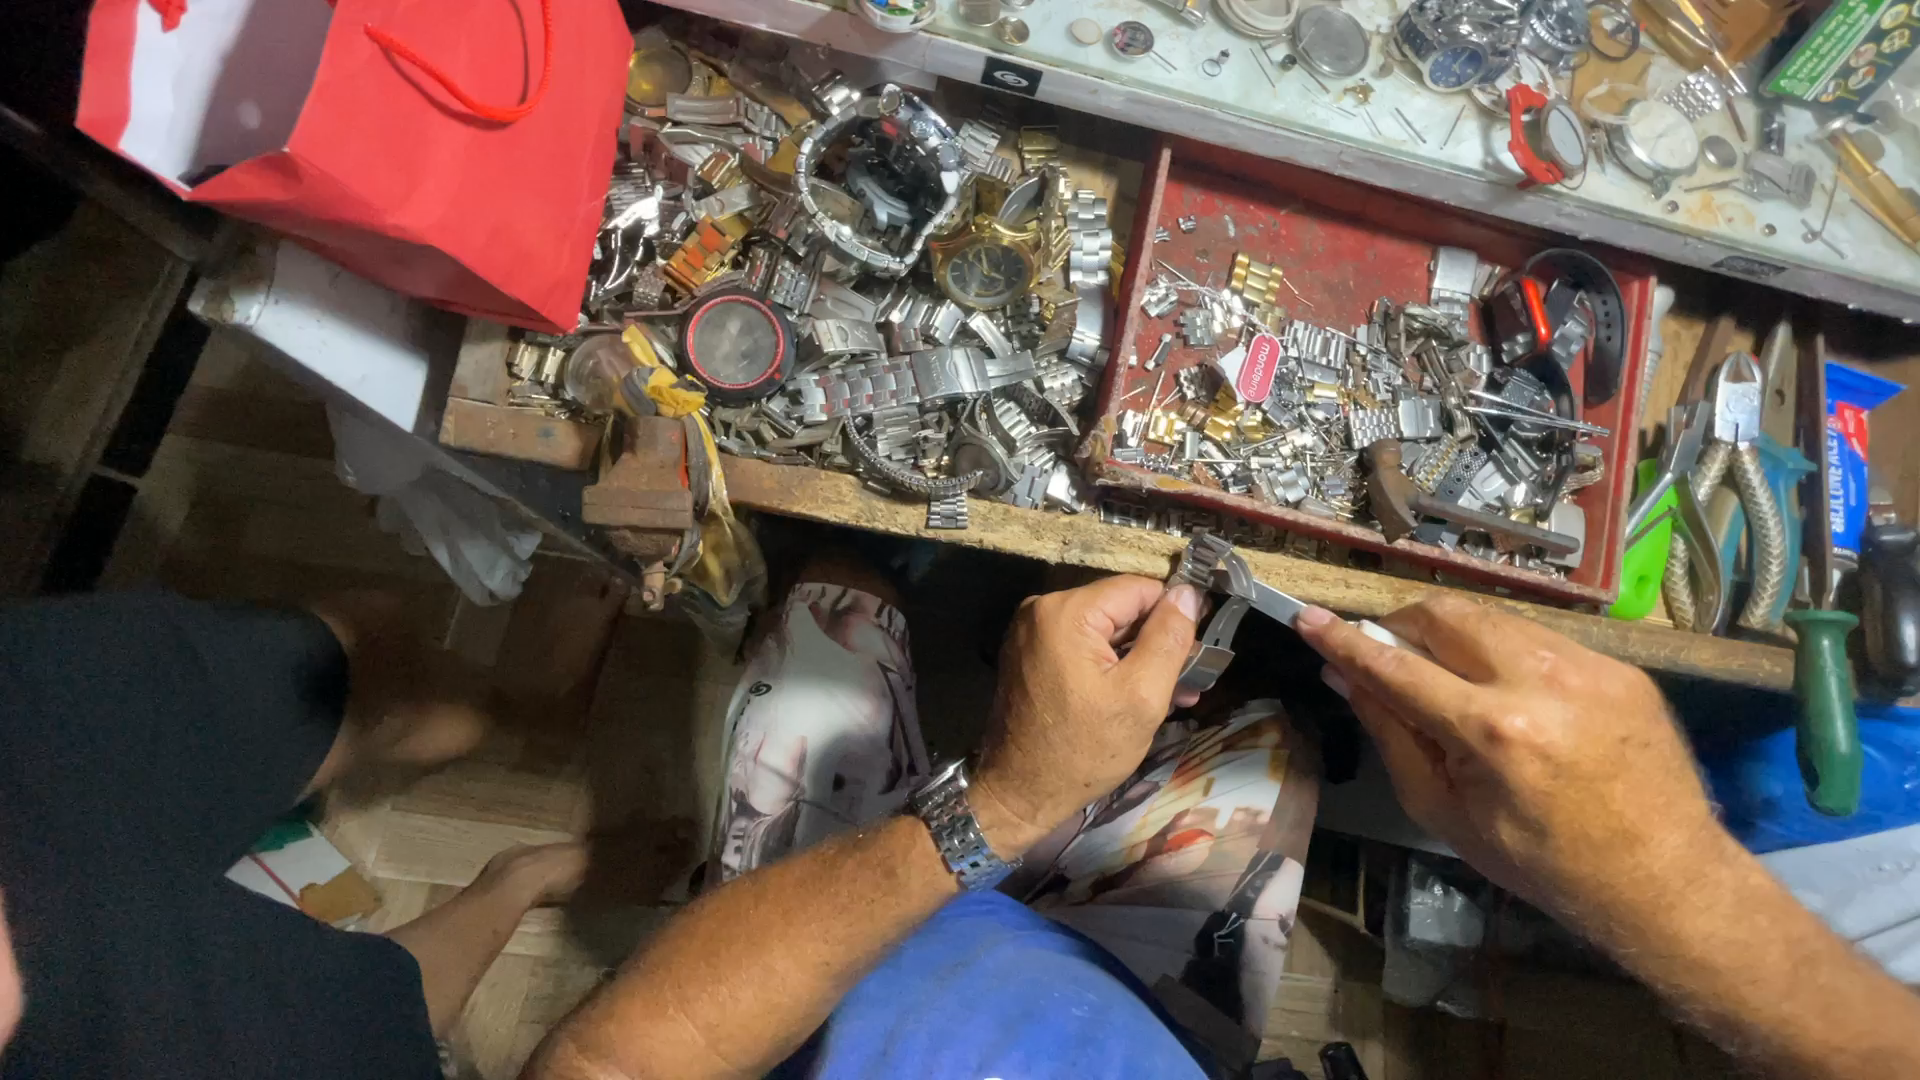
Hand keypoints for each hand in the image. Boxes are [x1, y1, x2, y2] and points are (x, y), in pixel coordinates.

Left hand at [970, 576, 1202, 856]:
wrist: (1020, 791)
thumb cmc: (1084, 750)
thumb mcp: (1142, 696)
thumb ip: (1168, 638)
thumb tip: (1188, 593)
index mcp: (1065, 611)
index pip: (1137, 589)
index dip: (1174, 613)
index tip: (1199, 647)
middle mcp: (1041, 609)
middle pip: (1119, 608)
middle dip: (1156, 641)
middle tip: (1189, 680)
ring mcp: (1031, 631)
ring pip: (1104, 630)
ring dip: (1138, 658)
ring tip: (1175, 694)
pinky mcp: (1029, 653)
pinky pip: (1081, 645)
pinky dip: (1110, 665)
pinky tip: (1138, 695)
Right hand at [1294, 594, 1723, 927]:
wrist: (1667, 884)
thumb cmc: (1537, 860)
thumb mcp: (1441, 807)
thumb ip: (1389, 731)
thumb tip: (1343, 677)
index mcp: (1493, 732)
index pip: (1396, 668)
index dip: (1343, 640)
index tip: (1307, 617)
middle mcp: (1542, 684)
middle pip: (1443, 615)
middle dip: (1401, 625)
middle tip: (1387, 654)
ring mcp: (1589, 669)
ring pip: (1486, 616)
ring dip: (1448, 635)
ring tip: (1445, 674)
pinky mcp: (1619, 668)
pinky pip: (1532, 636)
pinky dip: (1496, 651)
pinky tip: (1503, 690)